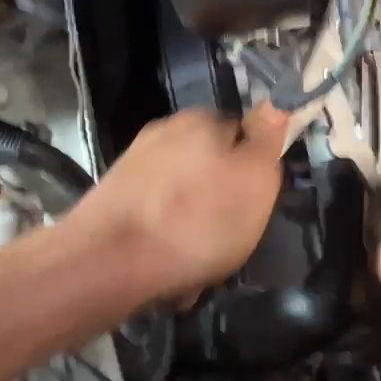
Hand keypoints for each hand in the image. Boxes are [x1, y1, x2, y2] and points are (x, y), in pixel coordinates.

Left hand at [68, 105, 288, 297]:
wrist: (105, 265)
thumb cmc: (195, 222)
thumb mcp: (254, 180)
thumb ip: (267, 141)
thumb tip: (276, 106)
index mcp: (201, 119)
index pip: (244, 134)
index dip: (256, 169)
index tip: (258, 202)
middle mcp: (164, 133)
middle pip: (212, 168)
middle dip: (223, 204)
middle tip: (231, 240)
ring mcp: (134, 168)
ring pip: (183, 199)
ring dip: (195, 230)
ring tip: (197, 269)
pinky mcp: (112, 202)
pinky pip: (156, 221)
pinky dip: (166, 244)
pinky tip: (168, 274)